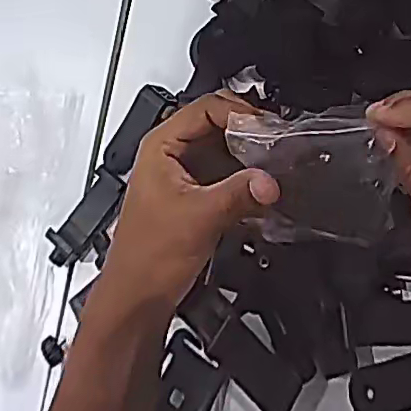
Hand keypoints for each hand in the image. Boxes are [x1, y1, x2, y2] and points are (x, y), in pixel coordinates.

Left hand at [98, 90, 280, 311]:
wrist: (136, 303)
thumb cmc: (145, 261)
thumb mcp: (200, 218)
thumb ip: (239, 194)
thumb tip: (269, 179)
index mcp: (161, 145)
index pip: (207, 107)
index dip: (239, 112)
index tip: (264, 126)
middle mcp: (170, 152)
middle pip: (217, 121)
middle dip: (247, 129)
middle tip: (273, 137)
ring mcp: (183, 171)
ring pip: (223, 145)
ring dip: (248, 151)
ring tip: (272, 158)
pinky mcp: (194, 191)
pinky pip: (225, 168)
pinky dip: (244, 172)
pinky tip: (260, 183)